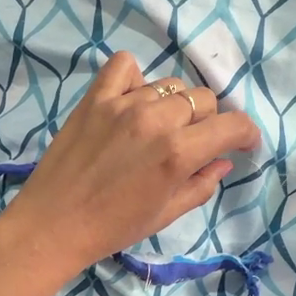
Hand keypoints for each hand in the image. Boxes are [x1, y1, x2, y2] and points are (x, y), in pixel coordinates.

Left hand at [1, 51, 260, 273]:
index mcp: (178, 153)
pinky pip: (124, 66)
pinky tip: (130, 102)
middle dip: (205, 122)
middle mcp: (156, 120)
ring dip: (172, 105)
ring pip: (168, 86)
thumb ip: (200, 185)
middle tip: (189, 144)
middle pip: (201, 100)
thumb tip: (222, 161)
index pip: (231, 124)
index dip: (244, 133)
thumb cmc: (110, 229)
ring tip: (155, 130)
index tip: (241, 143)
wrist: (51, 227)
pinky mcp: (94, 100)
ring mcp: (123, 105)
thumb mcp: (164, 216)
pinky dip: (134, 78)